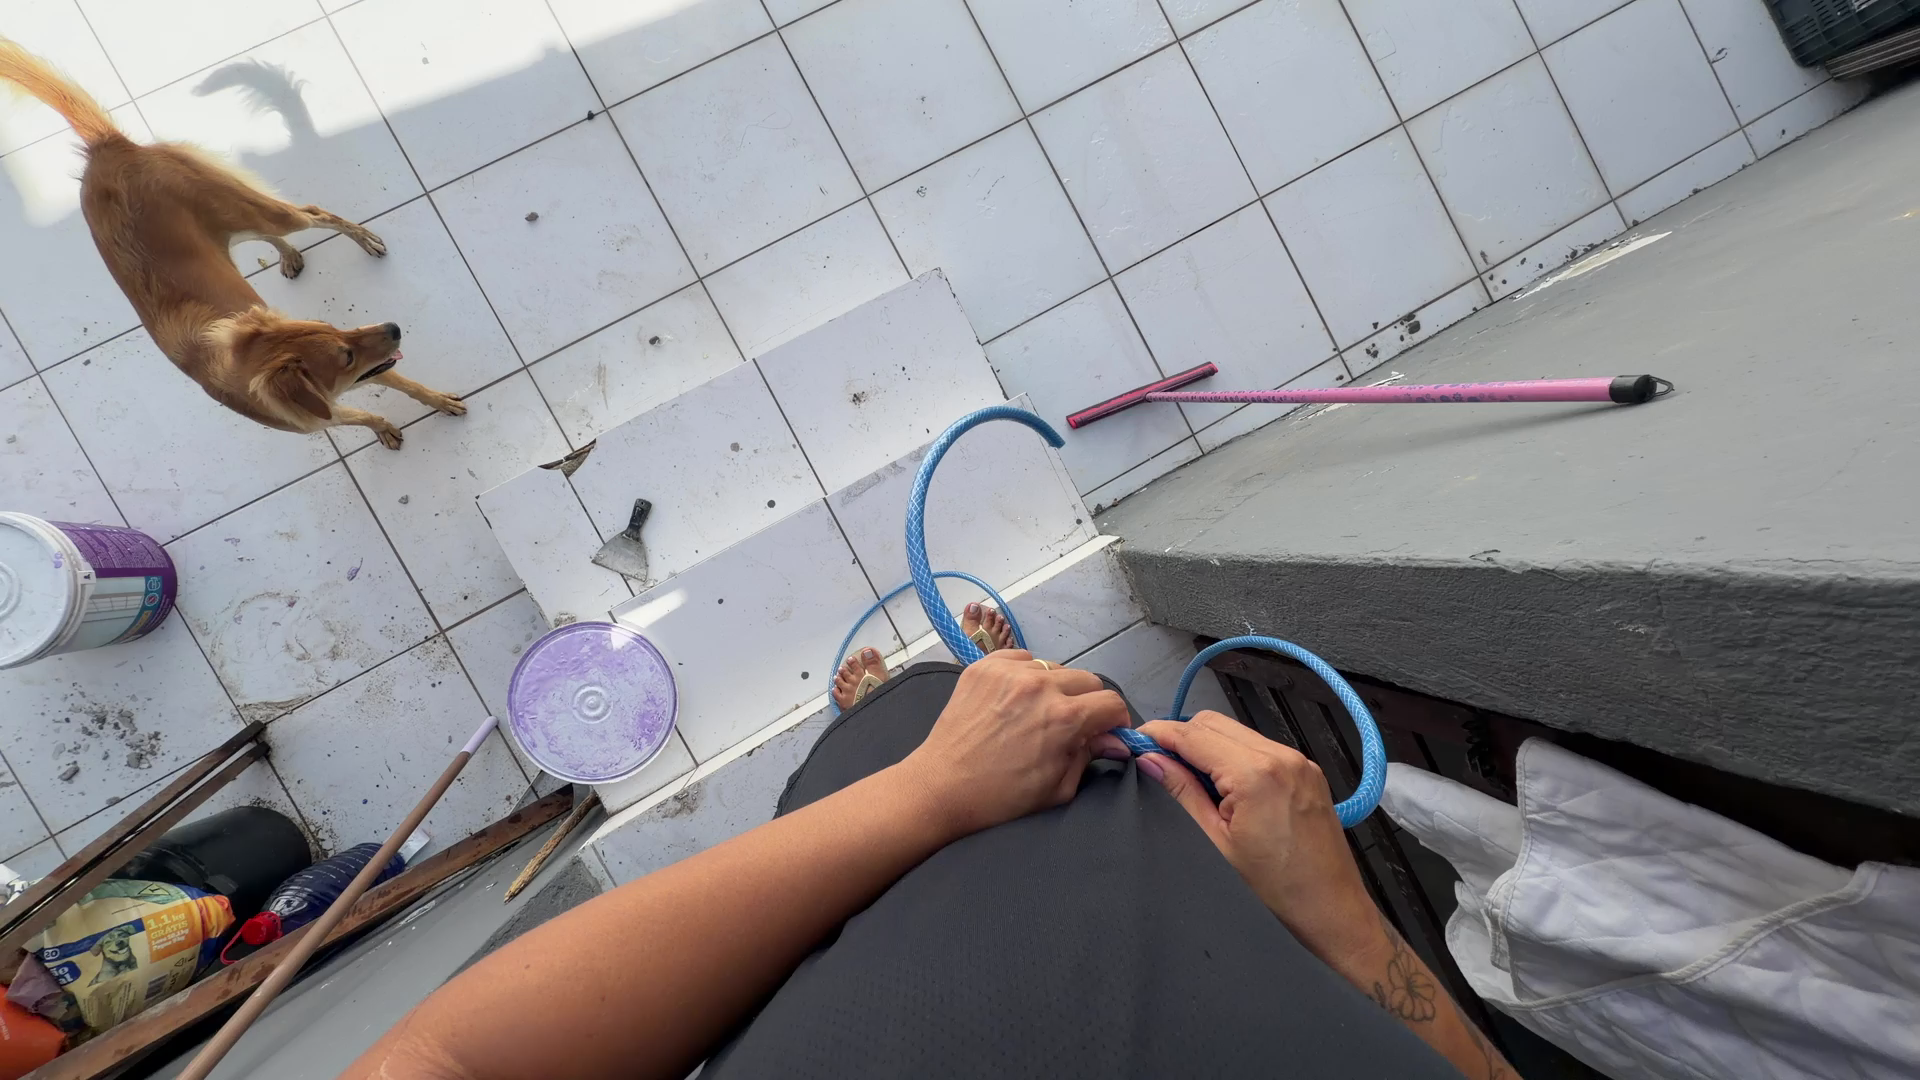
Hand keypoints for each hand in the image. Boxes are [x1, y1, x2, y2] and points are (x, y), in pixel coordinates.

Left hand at [898, 650, 1129, 837]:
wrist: (942, 786)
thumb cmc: (1002, 797)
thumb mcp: (1058, 788)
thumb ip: (1090, 755)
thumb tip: (1115, 739)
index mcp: (1065, 718)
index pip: (1111, 702)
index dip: (1114, 720)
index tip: (1106, 731)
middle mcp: (1040, 685)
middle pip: (1087, 679)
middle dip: (1088, 702)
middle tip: (1072, 722)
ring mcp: (1009, 671)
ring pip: (1053, 666)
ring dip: (1055, 686)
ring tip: (1037, 709)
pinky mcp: (984, 665)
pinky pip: (1020, 657)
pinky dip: (1025, 673)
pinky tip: (1014, 696)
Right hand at [1137, 713, 1379, 965]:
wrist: (1335, 917)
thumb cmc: (1274, 890)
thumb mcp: (1215, 843)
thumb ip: (1181, 792)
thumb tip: (1148, 759)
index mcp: (1255, 774)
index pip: (1192, 734)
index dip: (1157, 734)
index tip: (1133, 742)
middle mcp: (1280, 755)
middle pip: (1211, 722)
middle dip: (1180, 737)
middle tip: (1157, 763)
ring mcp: (1298, 760)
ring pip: (1233, 729)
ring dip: (1205, 744)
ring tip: (1188, 777)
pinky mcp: (1306, 770)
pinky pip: (1256, 744)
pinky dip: (1231, 753)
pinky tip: (1221, 782)